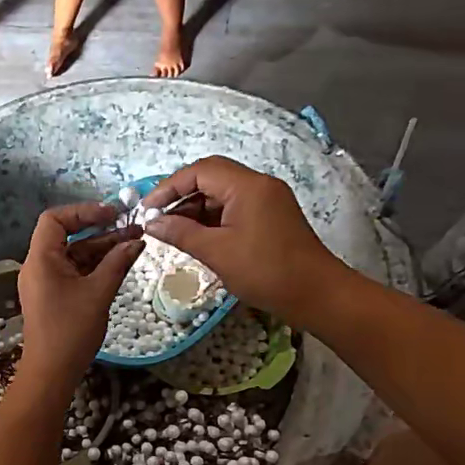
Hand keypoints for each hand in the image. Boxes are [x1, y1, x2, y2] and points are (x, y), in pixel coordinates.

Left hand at [17, 203, 140, 387]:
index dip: (84, 211)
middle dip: (100, 231)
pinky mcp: (52, 296)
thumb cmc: (71, 331)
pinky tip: (119, 264)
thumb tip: (136, 242)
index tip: (112, 214)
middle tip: (132, 229)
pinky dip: (93, 266)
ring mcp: (44, 282)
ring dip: (100, 249)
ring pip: (73, 255)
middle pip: (66, 236)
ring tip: (134, 245)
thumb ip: (117, 263)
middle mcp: (37, 266)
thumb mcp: (98, 293)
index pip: (55, 219)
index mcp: (40, 259)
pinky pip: (72, 271)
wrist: (51, 372)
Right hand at [141, 156, 342, 325]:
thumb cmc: (265, 272)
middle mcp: (259, 185)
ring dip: (195, 210)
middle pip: (211, 178)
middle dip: (180, 196)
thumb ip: (181, 233)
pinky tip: (197, 238)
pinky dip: (212, 219)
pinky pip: (234, 208)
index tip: (147, 209)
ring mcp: (267, 200)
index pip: (199, 171)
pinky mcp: (271, 217)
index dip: (169, 187)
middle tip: (157, 220)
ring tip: (173, 233)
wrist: (316, 294)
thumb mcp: (217, 252)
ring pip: (222, 194)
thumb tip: (152, 223)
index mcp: (247, 186)